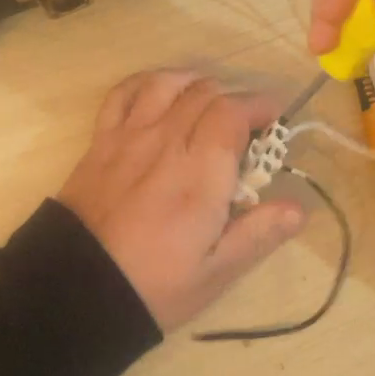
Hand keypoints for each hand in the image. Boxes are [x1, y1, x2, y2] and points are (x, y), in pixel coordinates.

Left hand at [58, 70, 305, 330]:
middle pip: (206, 92)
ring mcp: (130, 136)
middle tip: (245, 124)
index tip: (274, 117)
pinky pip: (123, 93)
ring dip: (195, 83)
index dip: (259, 105)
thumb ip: (258, 234)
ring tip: (206, 100)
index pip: (233, 112)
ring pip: (168, 83)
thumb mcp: (214, 273)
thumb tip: (299, 207)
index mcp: (200, 173)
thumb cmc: (153, 286)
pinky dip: (146, 82)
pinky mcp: (101, 140)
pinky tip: (158, 92)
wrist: (75, 292)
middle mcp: (167, 141)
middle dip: (233, 98)